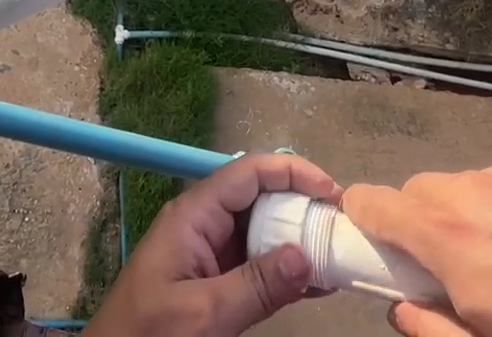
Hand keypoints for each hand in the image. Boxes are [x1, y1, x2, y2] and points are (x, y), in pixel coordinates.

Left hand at [85, 152, 338, 336]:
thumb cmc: (148, 335)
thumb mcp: (201, 314)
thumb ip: (254, 286)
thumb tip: (306, 255)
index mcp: (194, 214)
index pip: (247, 173)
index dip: (291, 172)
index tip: (332, 192)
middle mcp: (204, 224)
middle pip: (259, 197)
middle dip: (301, 204)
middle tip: (343, 224)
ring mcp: (210, 254)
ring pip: (263, 231)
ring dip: (300, 239)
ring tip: (340, 250)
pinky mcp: (215, 284)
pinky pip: (258, 265)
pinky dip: (288, 271)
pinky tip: (320, 281)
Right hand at [342, 164, 491, 336]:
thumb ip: (433, 330)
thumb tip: (400, 306)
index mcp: (449, 239)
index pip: (371, 201)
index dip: (362, 223)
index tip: (376, 252)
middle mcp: (471, 192)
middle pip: (413, 192)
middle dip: (415, 226)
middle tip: (447, 273)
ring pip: (457, 186)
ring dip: (457, 216)